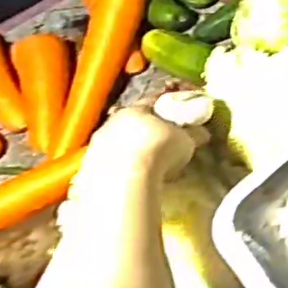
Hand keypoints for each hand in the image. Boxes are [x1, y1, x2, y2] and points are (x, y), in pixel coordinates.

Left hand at [77, 107, 196, 184]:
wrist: (124, 184)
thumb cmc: (159, 152)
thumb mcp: (187, 141)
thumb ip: (193, 134)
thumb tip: (202, 132)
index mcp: (134, 110)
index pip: (152, 103)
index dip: (167, 110)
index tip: (178, 120)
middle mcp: (109, 124)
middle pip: (131, 124)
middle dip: (147, 132)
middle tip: (164, 144)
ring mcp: (94, 148)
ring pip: (117, 145)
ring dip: (131, 153)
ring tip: (150, 167)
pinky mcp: (86, 172)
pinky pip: (107, 167)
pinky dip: (120, 171)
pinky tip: (133, 181)